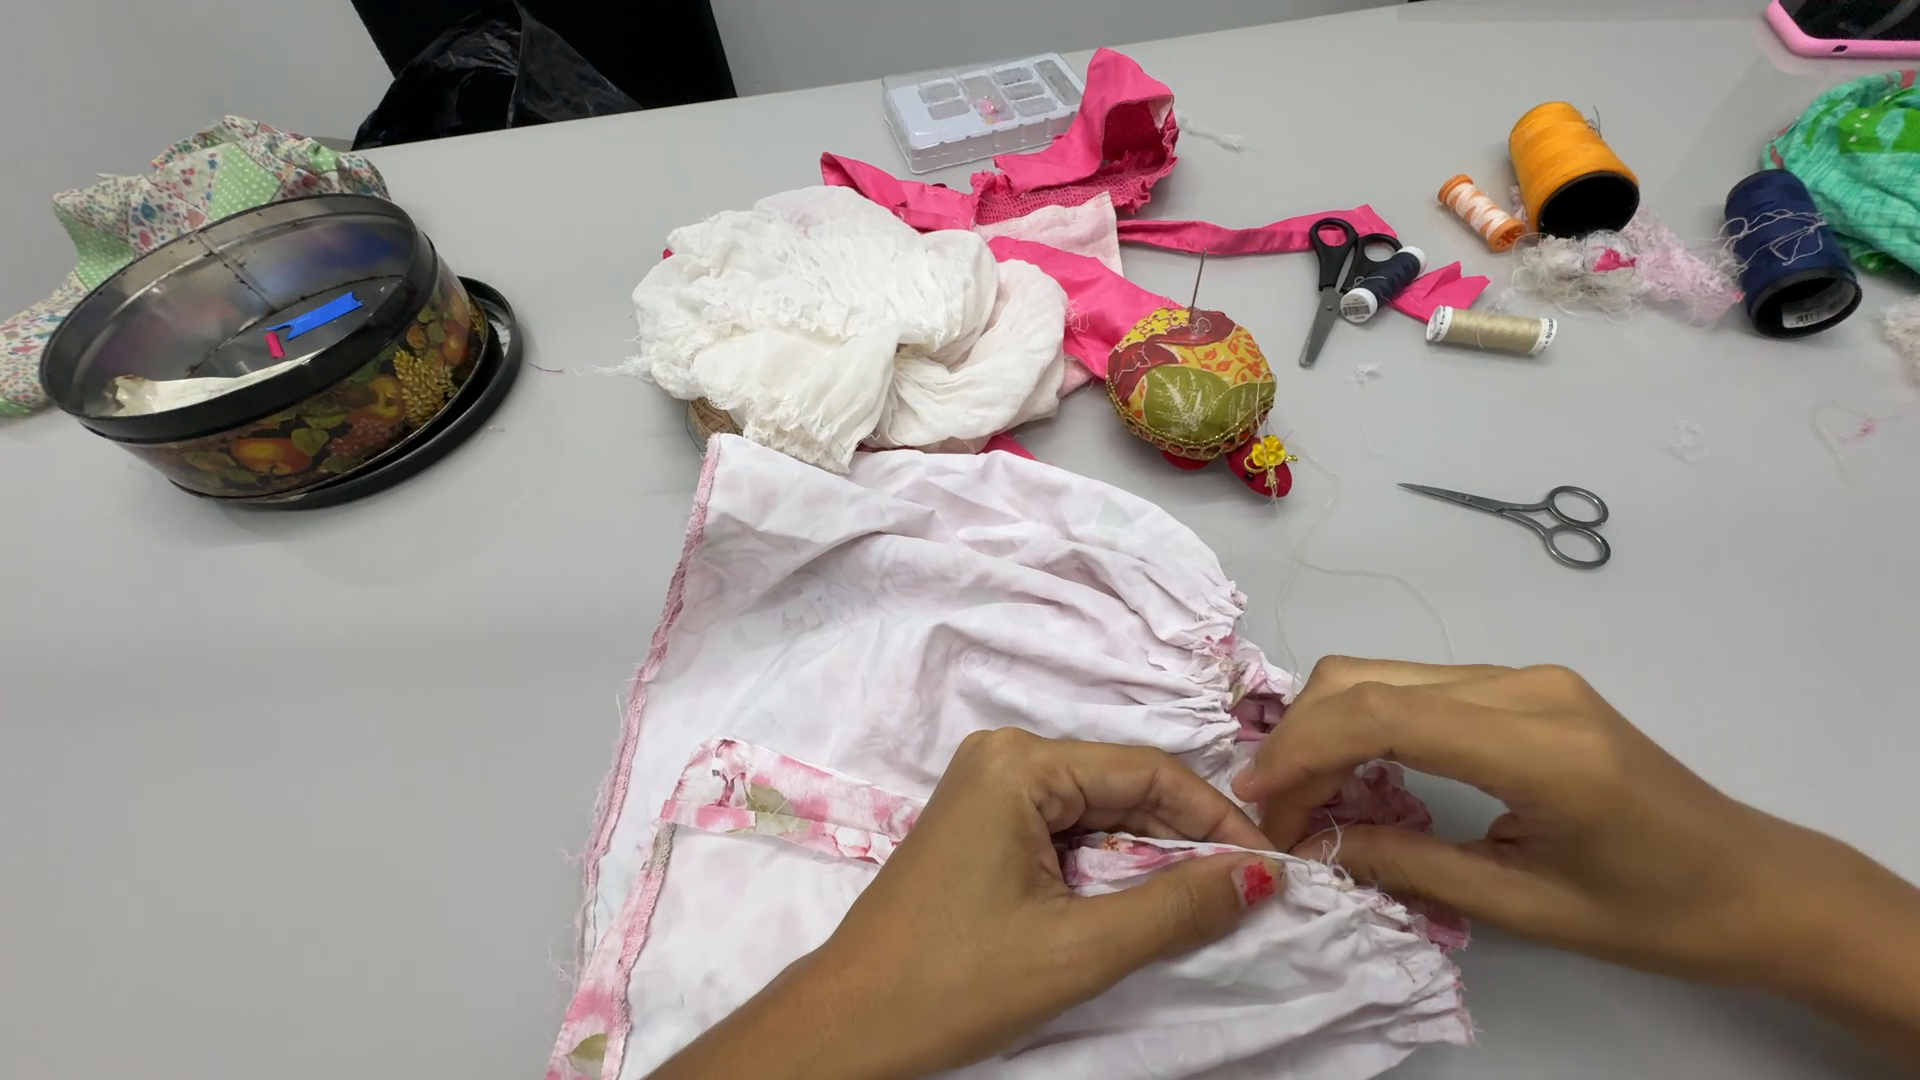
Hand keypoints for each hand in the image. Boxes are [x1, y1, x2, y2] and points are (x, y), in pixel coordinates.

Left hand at [649, 730, 1281, 1079]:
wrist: (852, 1021)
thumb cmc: (957, 981)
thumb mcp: (1079, 948)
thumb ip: (1176, 906)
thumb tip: (1261, 872)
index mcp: (1019, 762)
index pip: (1144, 772)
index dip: (1215, 817)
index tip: (1270, 866)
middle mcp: (1003, 753)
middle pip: (1119, 784)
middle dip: (1184, 836)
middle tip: (1245, 889)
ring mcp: (987, 782)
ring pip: (1095, 806)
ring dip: (1149, 850)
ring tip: (1204, 897)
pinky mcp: (982, 815)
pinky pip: (1063, 823)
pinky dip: (1106, 857)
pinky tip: (1139, 891)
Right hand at [1233, 657, 1919, 1060]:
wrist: (1764, 883)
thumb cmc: (1659, 913)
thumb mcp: (1524, 908)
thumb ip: (1404, 864)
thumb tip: (1310, 843)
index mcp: (1539, 747)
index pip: (1381, 716)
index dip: (1301, 748)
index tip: (1257, 796)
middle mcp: (1521, 687)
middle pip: (1362, 680)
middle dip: (1298, 738)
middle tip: (1274, 803)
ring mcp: (1518, 675)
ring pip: (1374, 675)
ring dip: (1322, 729)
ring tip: (1305, 792)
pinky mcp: (1512, 682)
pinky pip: (1405, 687)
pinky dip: (1358, 725)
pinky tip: (1353, 770)